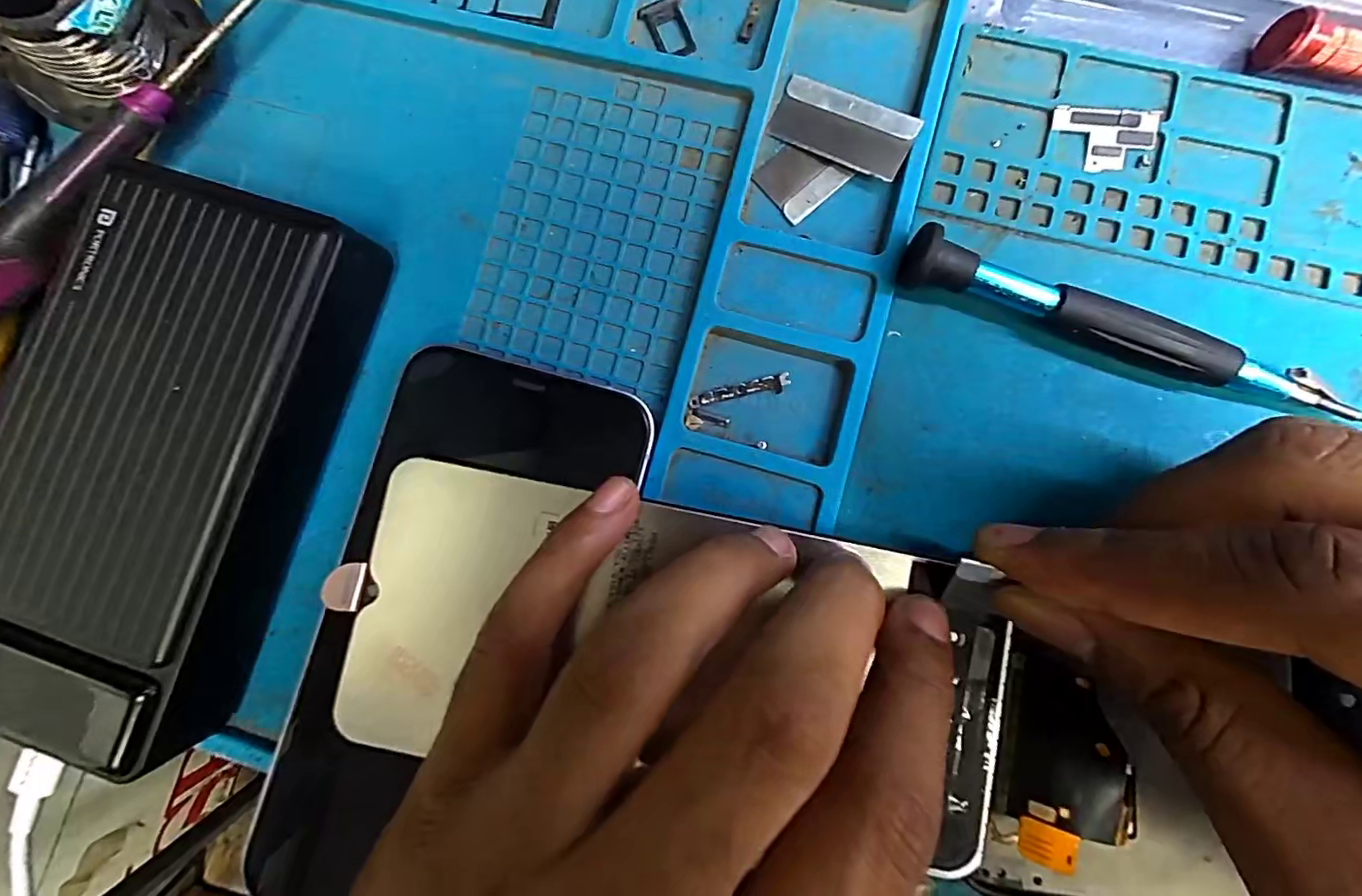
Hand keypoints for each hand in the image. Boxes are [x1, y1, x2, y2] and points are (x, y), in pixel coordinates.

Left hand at [356, 477, 957, 895]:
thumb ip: (821, 870)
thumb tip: (877, 722)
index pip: (867, 823)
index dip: (913, 705)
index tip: (918, 631)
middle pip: (762, 728)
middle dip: (825, 625)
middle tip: (844, 580)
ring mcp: (515, 838)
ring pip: (633, 665)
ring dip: (714, 580)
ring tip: (761, 544)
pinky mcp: (443, 793)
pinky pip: (507, 652)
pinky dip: (563, 564)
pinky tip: (614, 503)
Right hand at [975, 418, 1361, 895]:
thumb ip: (1216, 731)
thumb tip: (1052, 605)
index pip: (1343, 581)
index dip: (1152, 566)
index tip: (1024, 555)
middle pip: (1342, 480)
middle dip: (1172, 521)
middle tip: (1078, 571)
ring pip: (1356, 470)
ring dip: (1214, 527)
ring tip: (1153, 593)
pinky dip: (1273, 541)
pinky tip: (1249, 611)